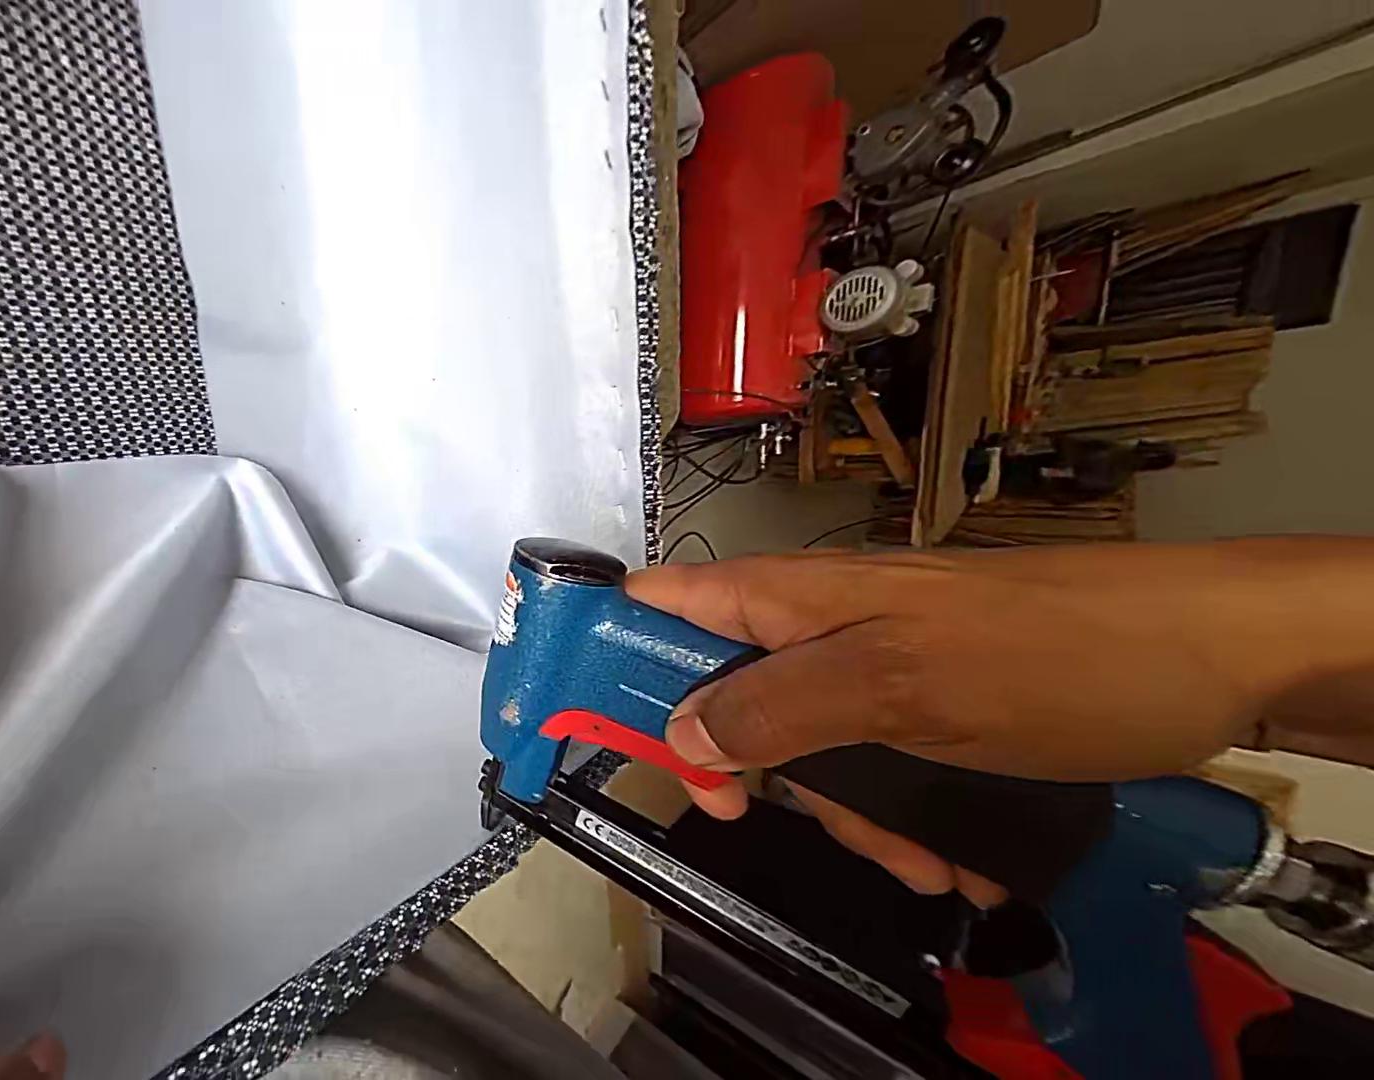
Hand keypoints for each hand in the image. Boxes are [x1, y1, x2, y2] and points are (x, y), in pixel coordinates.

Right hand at [627, 537, 1373, 900]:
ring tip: (902, 845)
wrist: (1206, 657)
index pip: (649, 604)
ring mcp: (840, 663)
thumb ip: (773, 708)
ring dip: (823, 800)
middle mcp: (789, 625)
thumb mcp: (889, 686)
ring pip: (779, 737)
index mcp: (767, 598)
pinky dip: (877, 806)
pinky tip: (936, 843)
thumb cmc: (1035, 651)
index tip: (596, 716)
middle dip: (721, 755)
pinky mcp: (888, 699)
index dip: (609, 651)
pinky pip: (844, 757)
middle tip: (733, 805)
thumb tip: (682, 735)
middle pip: (703, 685)